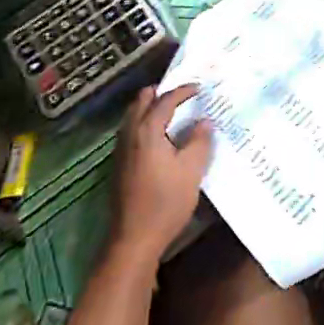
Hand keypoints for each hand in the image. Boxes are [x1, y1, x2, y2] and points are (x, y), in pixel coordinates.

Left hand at [110, 85, 212, 263]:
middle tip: (182, 94)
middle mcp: (130, 134)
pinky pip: (131, 130)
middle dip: (161, 93)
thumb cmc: (166, 202)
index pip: (165, 100)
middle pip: (142, 101)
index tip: (199, 87)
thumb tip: (204, 121)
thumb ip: (200, 141)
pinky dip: (145, 122)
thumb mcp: (192, 171)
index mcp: (147, 130)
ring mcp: (120, 149)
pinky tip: (160, 137)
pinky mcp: (119, 163)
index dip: (183, 91)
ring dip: (151, 108)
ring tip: (173, 112)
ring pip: (133, 115)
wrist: (134, 237)